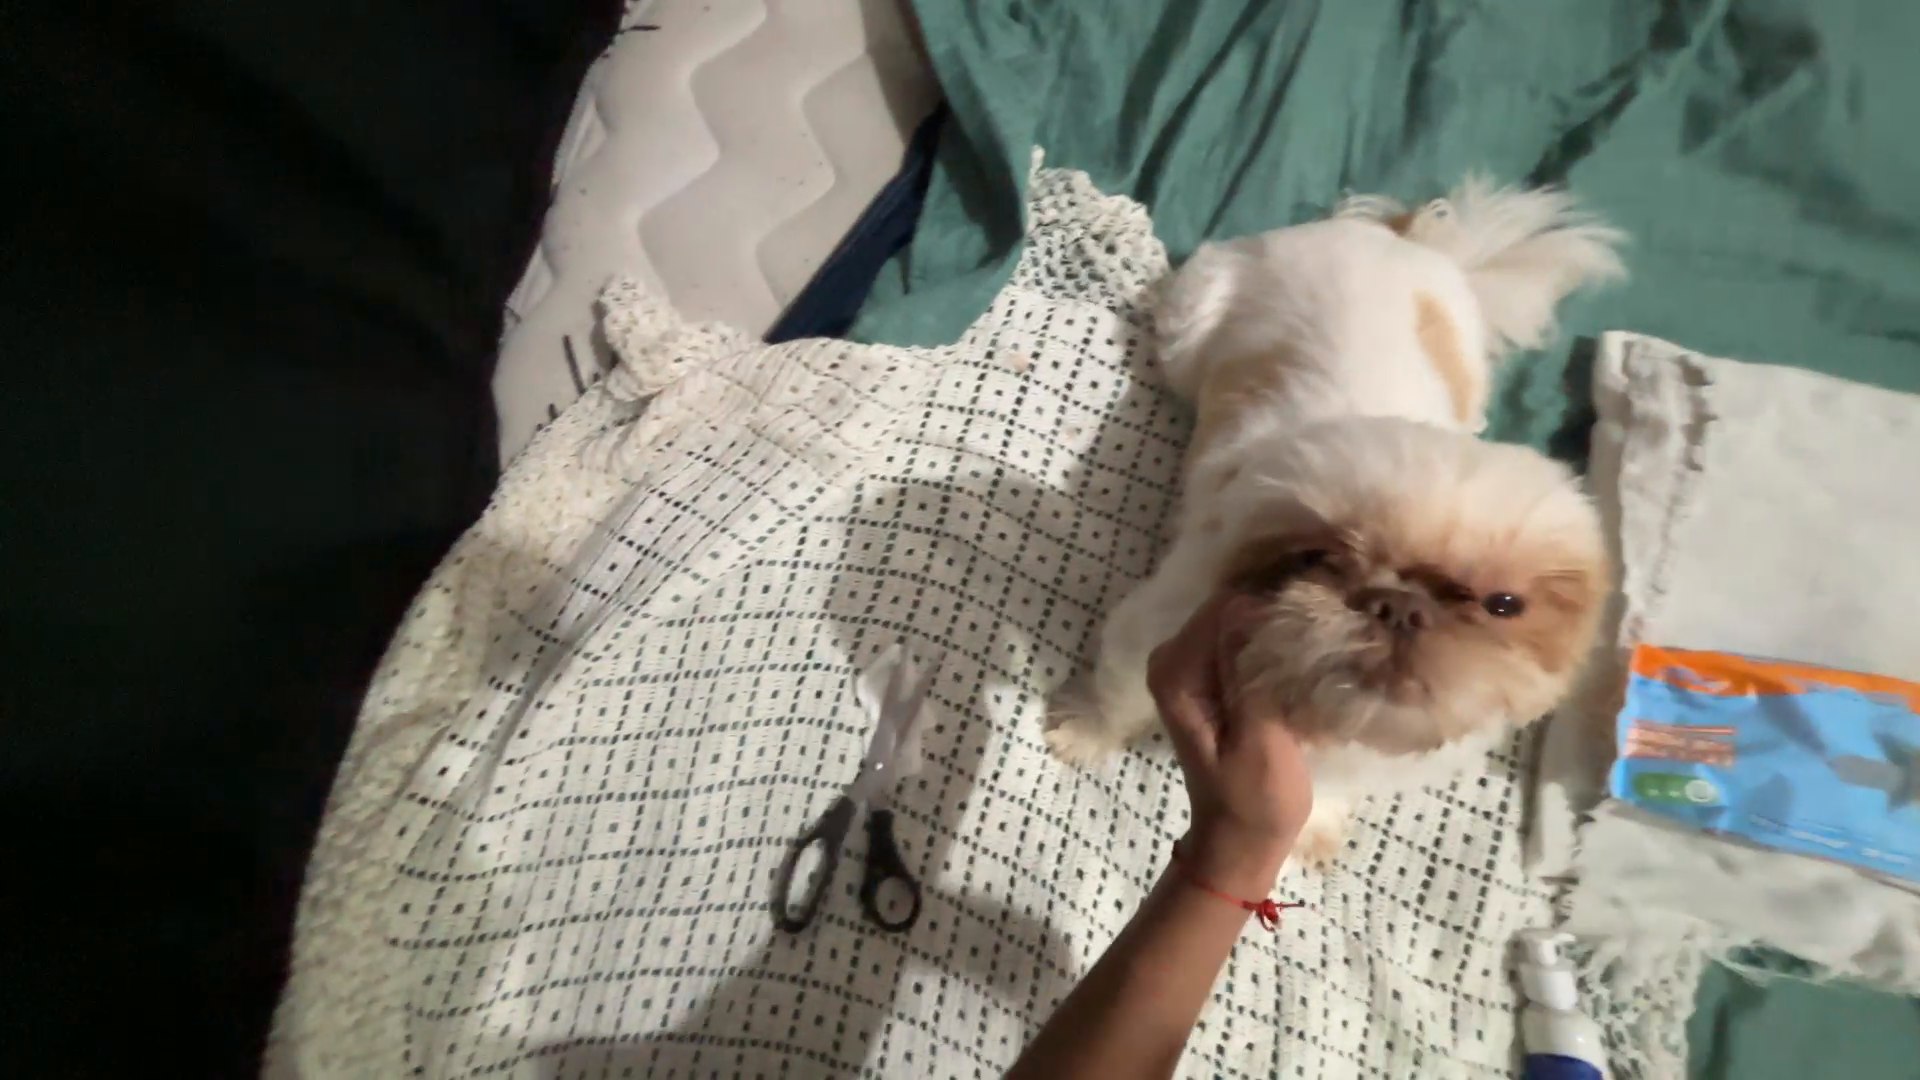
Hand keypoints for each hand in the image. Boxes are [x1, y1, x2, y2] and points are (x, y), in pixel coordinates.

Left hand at [1148, 592, 1313, 896]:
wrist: (1239, 836)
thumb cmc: (1255, 798)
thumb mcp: (1262, 740)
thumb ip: (1252, 674)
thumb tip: (1254, 609)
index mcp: (1176, 671)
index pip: (1224, 609)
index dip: (1271, 602)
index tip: (1321, 605)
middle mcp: (1172, 658)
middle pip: (1227, 608)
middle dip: (1274, 607)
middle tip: (1329, 614)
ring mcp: (1186, 665)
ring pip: (1235, 620)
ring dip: (1275, 622)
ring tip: (1324, 627)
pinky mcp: (1206, 675)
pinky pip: (1236, 639)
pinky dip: (1268, 639)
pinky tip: (1303, 647)